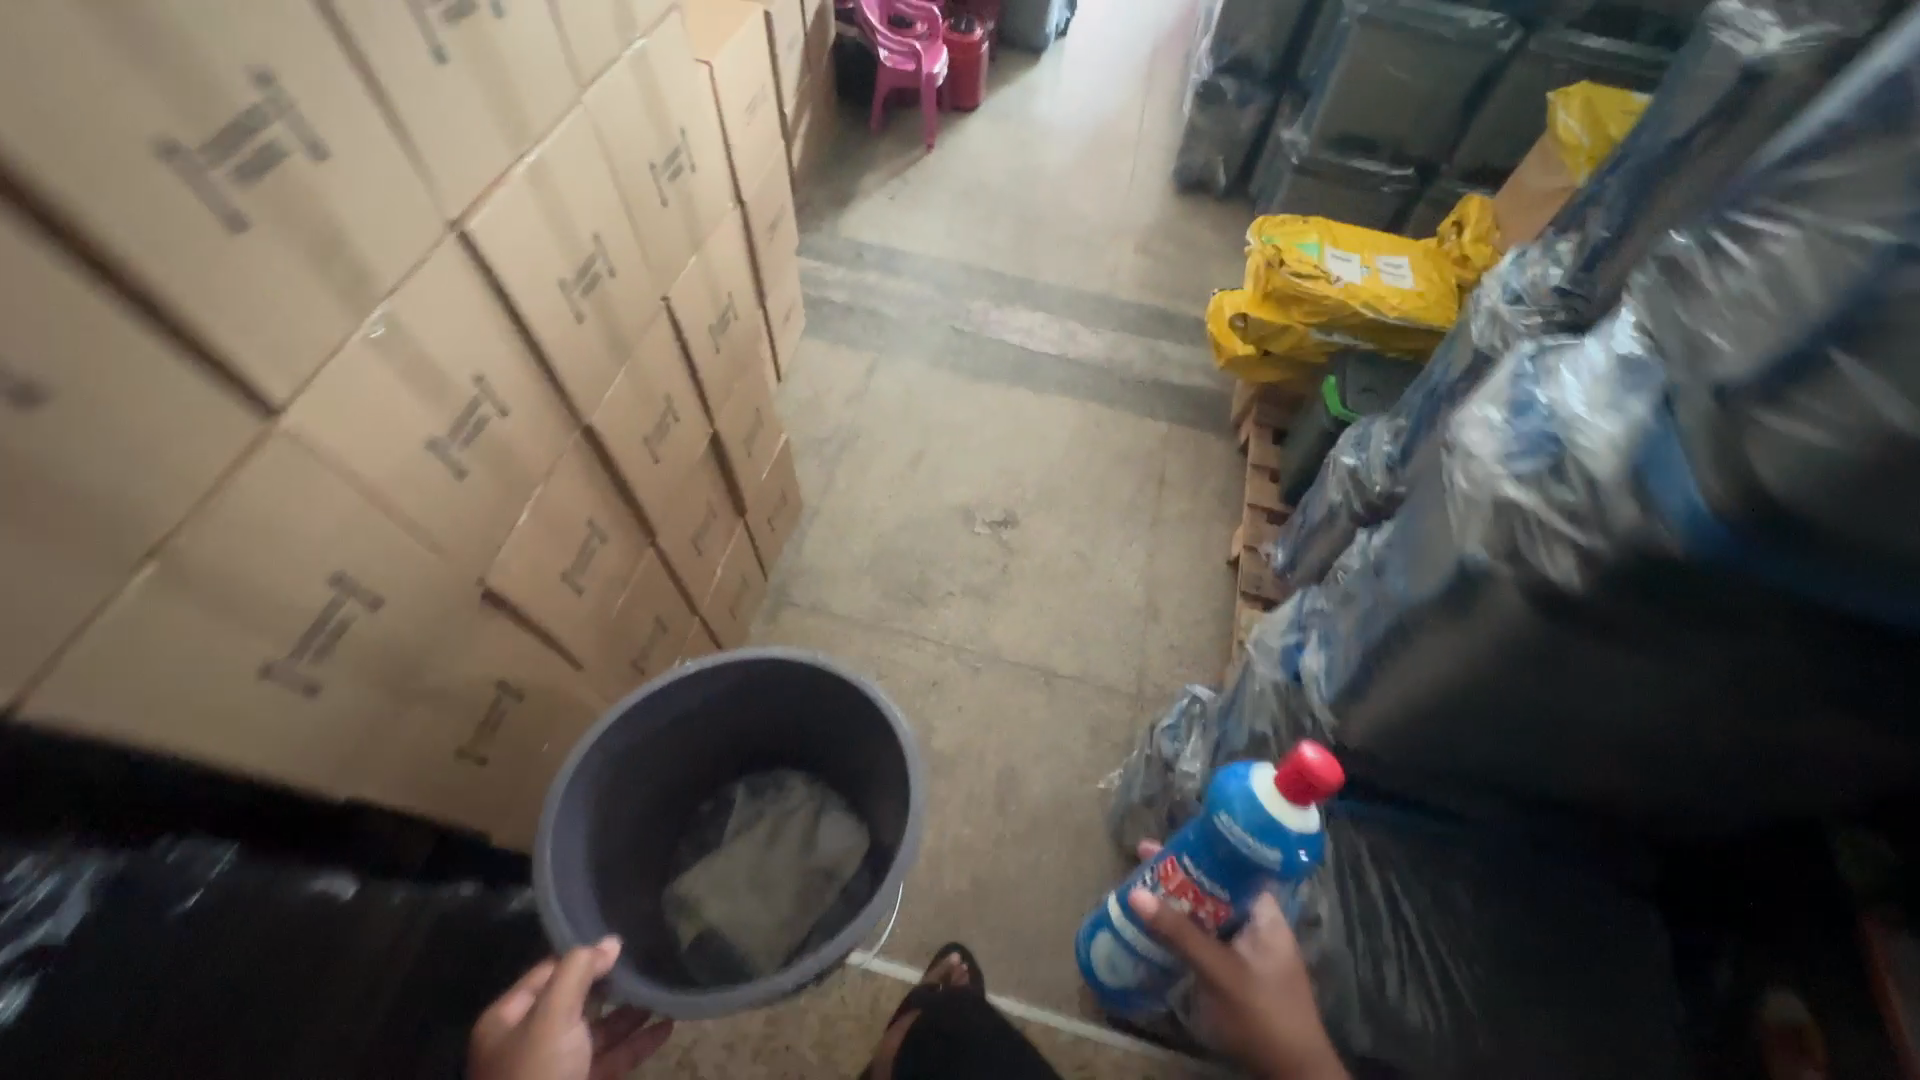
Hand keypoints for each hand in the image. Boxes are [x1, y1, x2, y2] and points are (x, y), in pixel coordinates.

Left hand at [470, 936, 673, 1079]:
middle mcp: (529, 1041)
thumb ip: (579, 971)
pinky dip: (638, 1044)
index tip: (621, 940)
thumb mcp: (553, 1015)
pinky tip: (667, 1027)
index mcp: (508, 1020)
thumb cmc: (536, 1075)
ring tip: (663, 990)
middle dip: (612, 982)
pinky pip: (612, 1058)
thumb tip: (610, 942)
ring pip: (598, 1030)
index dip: (583, 955)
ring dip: (630, 1012)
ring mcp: (555, 1069)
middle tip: (647, 959)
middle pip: (576, 1000)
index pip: (548, 971)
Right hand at [1128, 841, 1345, 1079]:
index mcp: (1264, 913)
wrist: (1293, 1074)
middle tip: (1141, 862)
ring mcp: (1247, 949)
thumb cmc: (1263, 1014)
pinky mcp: (1236, 970)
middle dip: (1178, 877)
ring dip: (1176, 904)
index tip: (1163, 844)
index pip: (1232, 866)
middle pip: (1214, 888)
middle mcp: (1257, 923)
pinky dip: (1181, 931)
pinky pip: (1204, 938)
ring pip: (1206, 914)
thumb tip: (1134, 893)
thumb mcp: (1219, 970)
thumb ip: (1179, 933)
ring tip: (1140, 890)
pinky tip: (1155, 931)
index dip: (1198, 851)